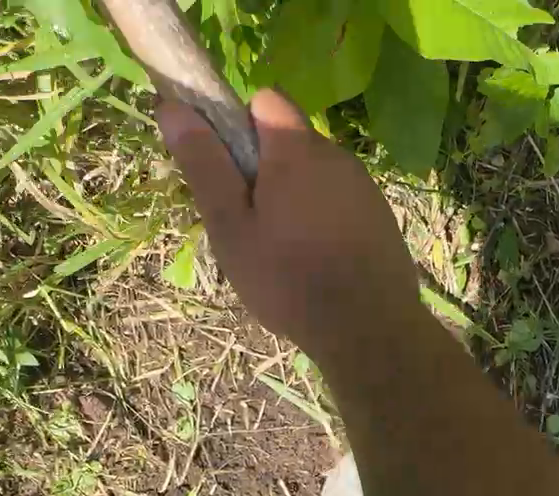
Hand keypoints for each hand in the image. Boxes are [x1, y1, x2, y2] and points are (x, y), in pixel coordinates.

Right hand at [156, 89, 422, 354]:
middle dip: (272, 173)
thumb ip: (205, 165)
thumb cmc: (288, 280)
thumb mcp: (231, 227)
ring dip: (302, 202)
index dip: (243, 128)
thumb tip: (173, 108)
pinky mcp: (385, 222)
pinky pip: (346, 208)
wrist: (369, 330)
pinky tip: (324, 267)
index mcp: (296, 149)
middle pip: (294, 145)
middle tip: (256, 228)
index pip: (266, 101)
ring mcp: (367, 190)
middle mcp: (338, 157)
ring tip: (291, 256)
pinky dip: (331, 226)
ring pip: (322, 179)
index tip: (234, 173)